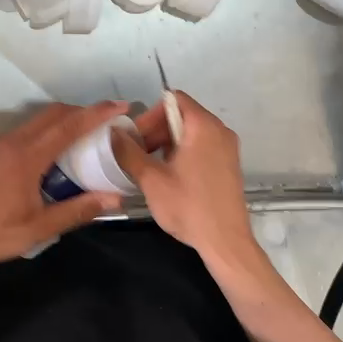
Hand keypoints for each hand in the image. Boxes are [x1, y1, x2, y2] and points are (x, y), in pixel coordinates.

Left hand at [0, 102, 129, 264]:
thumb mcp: (38, 228)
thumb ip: (77, 210)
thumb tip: (114, 199)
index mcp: (26, 157)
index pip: (68, 126)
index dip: (97, 114)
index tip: (120, 107)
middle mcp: (10, 142)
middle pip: (51, 115)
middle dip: (81, 113)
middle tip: (105, 123)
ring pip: (34, 123)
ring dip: (60, 124)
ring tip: (80, 141)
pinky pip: (20, 134)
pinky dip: (41, 135)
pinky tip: (47, 158)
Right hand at [111, 92, 258, 265]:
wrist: (225, 241)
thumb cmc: (188, 206)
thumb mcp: (151, 179)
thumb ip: (129, 152)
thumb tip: (113, 133)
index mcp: (203, 127)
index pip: (173, 100)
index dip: (150, 115)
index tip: (135, 140)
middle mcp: (220, 131)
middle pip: (182, 115)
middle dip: (156, 131)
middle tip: (136, 155)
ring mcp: (228, 148)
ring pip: (191, 133)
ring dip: (167, 144)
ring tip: (149, 168)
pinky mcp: (229, 165)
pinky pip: (202, 147)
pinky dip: (182, 154)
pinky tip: (169, 177)